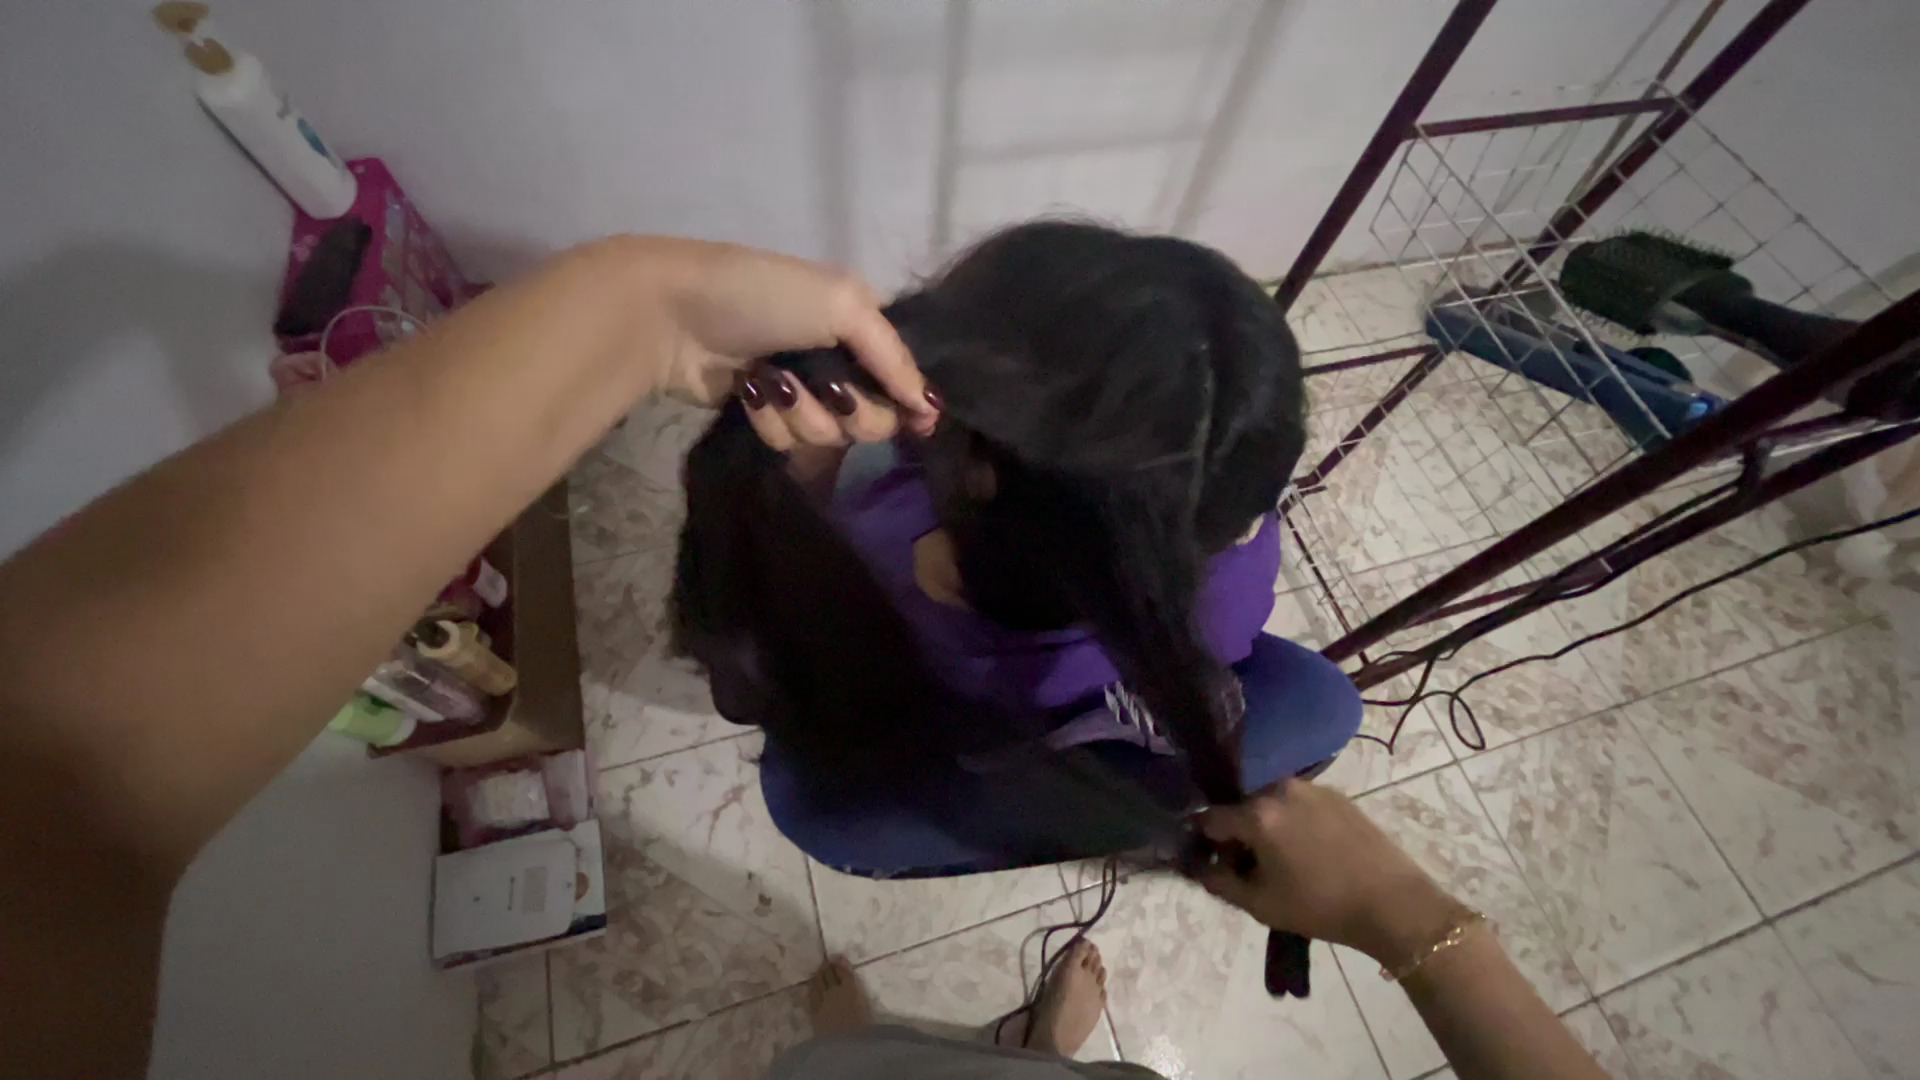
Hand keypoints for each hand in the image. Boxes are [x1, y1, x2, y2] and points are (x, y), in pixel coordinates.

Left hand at [613, 236, 934, 448]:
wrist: (675, 316)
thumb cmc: (764, 298)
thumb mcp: (843, 305)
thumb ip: (893, 357)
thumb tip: (930, 407)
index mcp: (863, 326)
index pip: (904, 379)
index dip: (911, 404)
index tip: (917, 425)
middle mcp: (839, 362)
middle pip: (874, 420)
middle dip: (849, 410)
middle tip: (828, 390)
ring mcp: (803, 392)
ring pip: (829, 437)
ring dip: (803, 414)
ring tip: (773, 382)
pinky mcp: (769, 415)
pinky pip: (789, 441)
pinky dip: (771, 420)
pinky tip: (750, 392)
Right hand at [1194, 780, 1472, 968]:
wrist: (1395, 906)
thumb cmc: (1321, 907)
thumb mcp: (1261, 904)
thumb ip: (1219, 882)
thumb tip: (1199, 866)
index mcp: (1256, 814)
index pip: (1210, 818)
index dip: (1206, 841)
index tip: (1214, 861)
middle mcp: (1278, 789)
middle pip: (1241, 807)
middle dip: (1239, 833)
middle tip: (1252, 866)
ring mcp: (1310, 788)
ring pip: (1270, 803)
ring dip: (1267, 825)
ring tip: (1285, 859)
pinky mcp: (1336, 794)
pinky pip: (1299, 803)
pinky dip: (1295, 821)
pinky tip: (1312, 850)